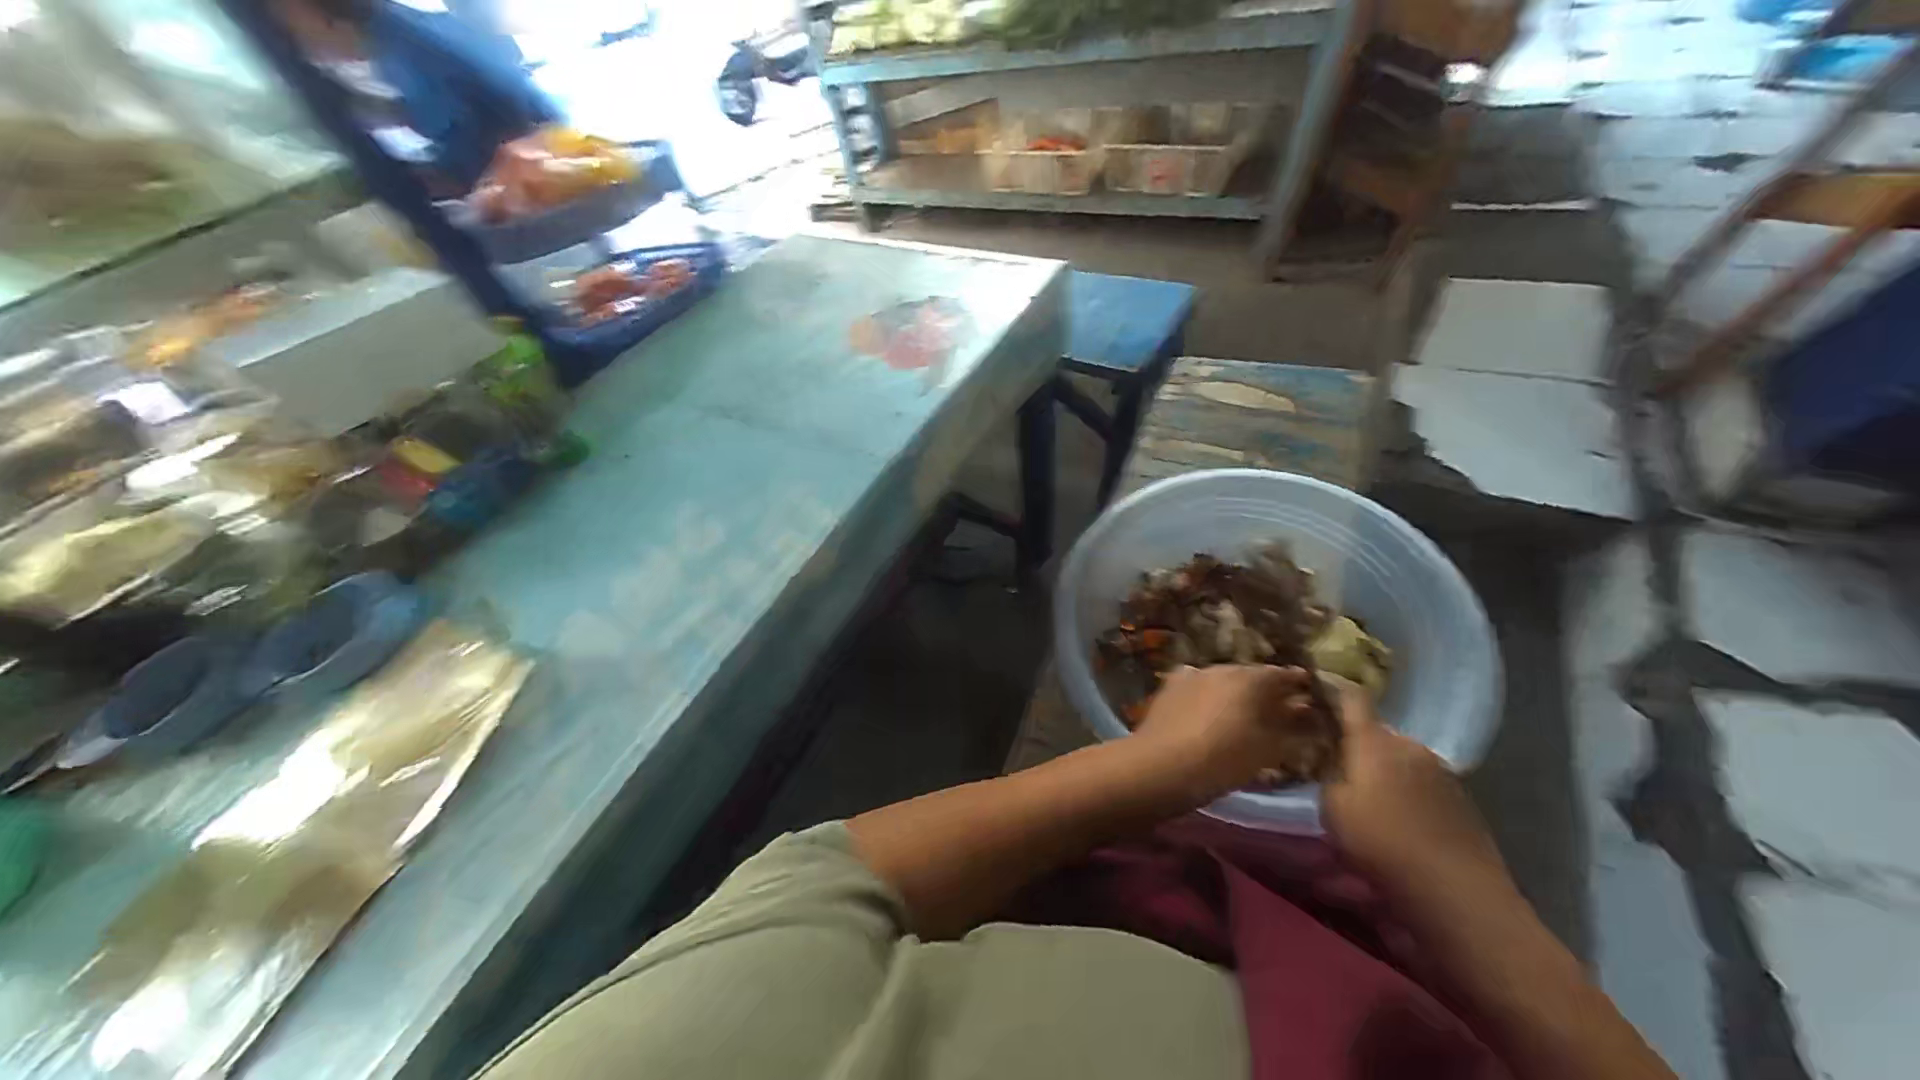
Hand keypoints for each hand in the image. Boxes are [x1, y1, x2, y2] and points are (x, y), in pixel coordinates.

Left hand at [1131, 664, 1320, 803]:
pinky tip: (1209, 709)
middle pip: (1249, 675)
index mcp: (1250, 678)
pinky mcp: (1169, 687)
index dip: (1296, 682)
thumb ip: (1289, 726)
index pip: (1281, 674)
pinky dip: (1208, 695)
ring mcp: (1191, 674)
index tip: (1307, 690)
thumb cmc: (1224, 759)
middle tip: (1276, 706)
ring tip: (1242, 710)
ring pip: (1222, 679)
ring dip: (1234, 691)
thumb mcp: (1267, 748)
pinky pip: (1198, 686)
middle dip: (1264, 688)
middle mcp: (1221, 668)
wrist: (1163, 765)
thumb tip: (1303, 710)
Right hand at [1319, 674, 1509, 897]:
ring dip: (1383, 769)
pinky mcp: (1461, 800)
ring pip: (1400, 758)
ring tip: (1368, 797)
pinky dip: (1406, 791)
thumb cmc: (1380, 843)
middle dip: (1356, 743)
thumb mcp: (1331, 807)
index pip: (1352, 698)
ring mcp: (1441, 772)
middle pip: (1377, 732)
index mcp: (1375, 741)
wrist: (1456, 892)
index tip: (1314, 691)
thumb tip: (1335, 762)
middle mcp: (1410, 746)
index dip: (1332, 690)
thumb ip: (1329, 774)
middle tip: (1336, 763)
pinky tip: (1400, 819)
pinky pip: (1421, 782)